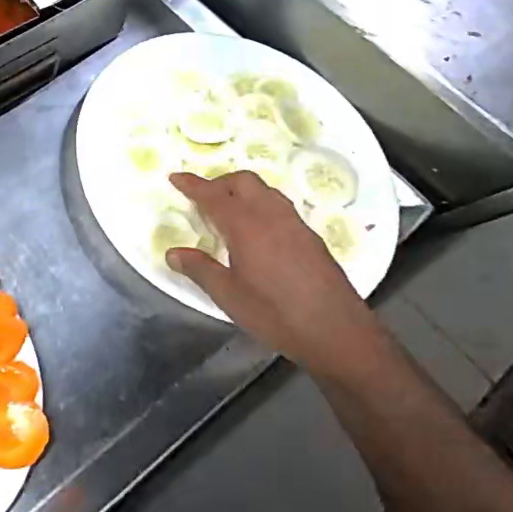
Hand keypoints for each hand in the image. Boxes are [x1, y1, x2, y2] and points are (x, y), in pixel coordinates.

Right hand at [166, 171, 378, 368]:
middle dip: (219, 183)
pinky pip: (280, 206)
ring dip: (242, 191)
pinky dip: (261, 205)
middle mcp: (271, 216)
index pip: (213, 195)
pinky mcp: (311, 238)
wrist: (339, 333)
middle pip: (242, 181)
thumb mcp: (229, 296)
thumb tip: (173, 254)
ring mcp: (295, 224)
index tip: (175, 177)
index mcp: (246, 226)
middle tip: (203, 199)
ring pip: (265, 191)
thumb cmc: (276, 314)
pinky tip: (258, 230)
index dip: (192, 185)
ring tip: (229, 211)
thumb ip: (200, 269)